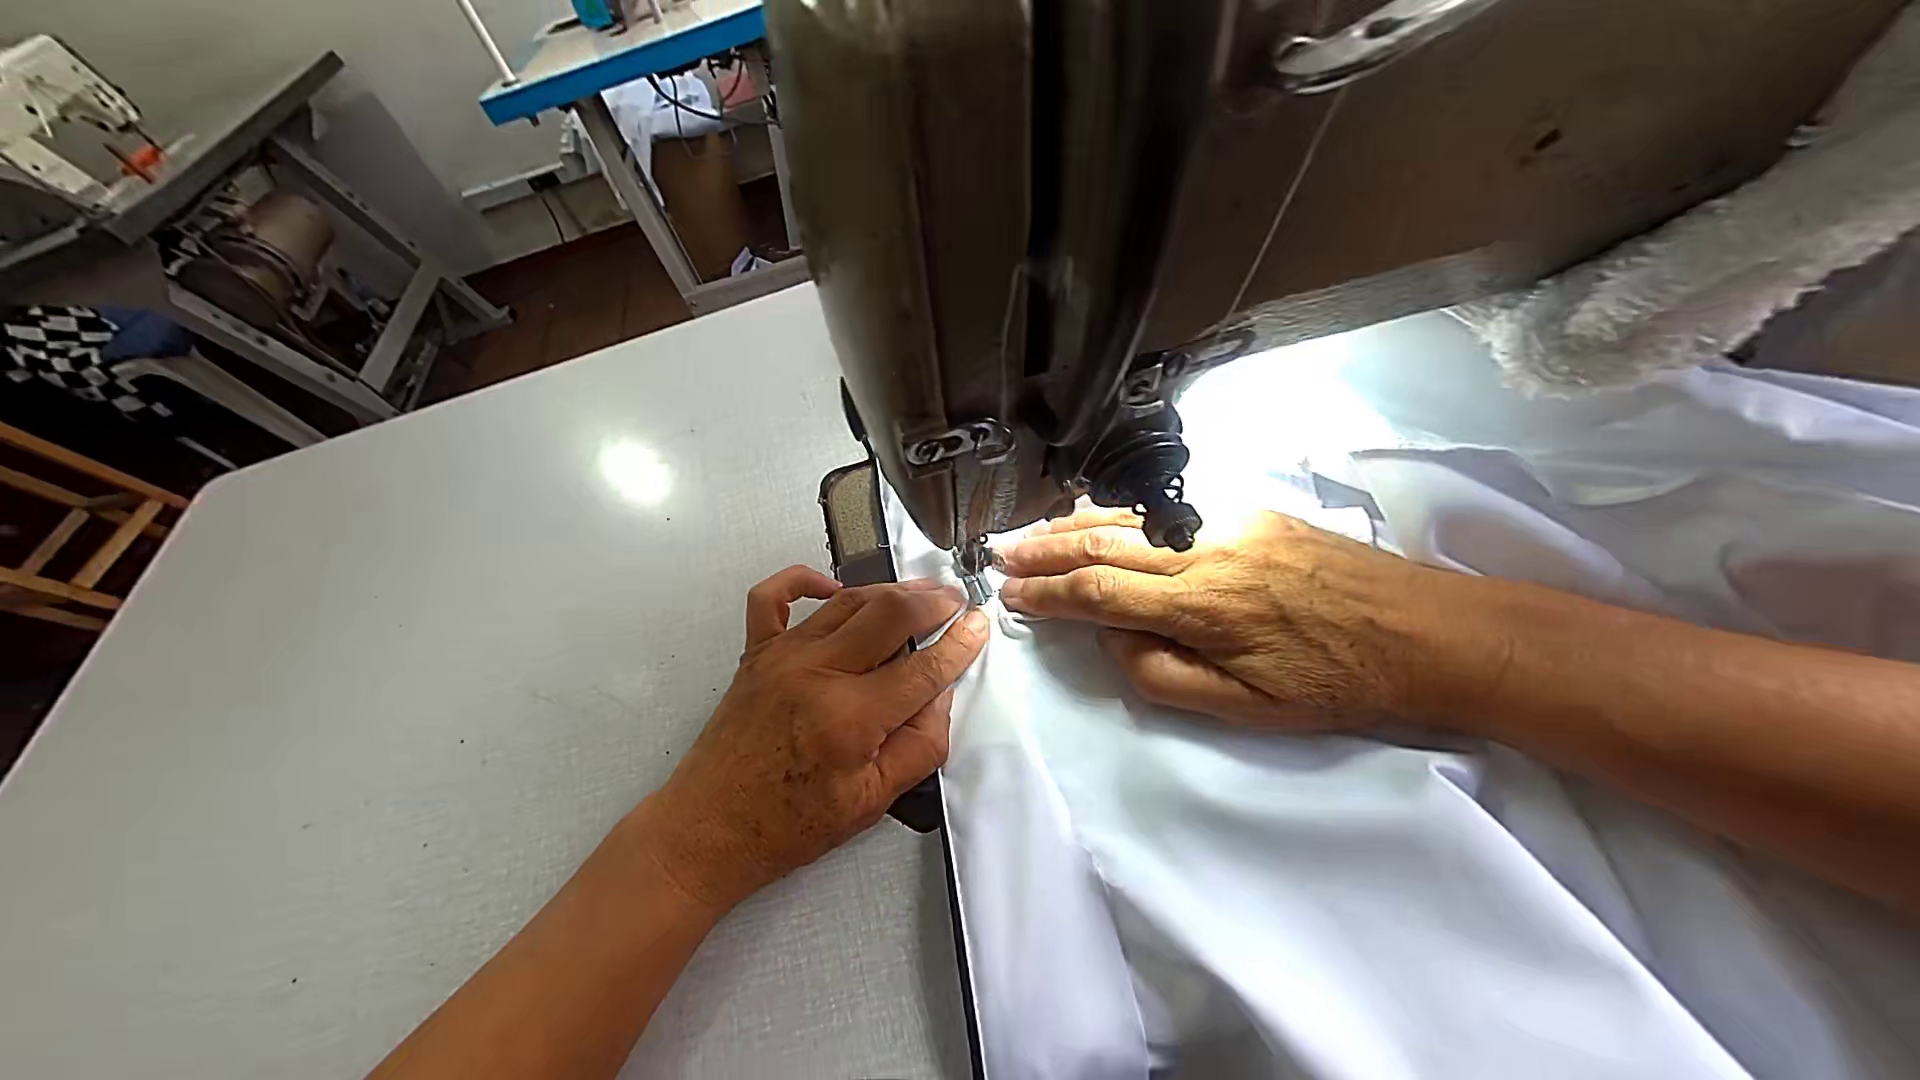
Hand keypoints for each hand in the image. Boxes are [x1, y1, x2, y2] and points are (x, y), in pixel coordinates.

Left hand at [632, 567, 988, 913]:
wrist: (708, 830)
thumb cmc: (789, 825)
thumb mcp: (871, 801)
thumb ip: (919, 745)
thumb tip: (941, 694)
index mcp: (849, 718)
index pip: (922, 669)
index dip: (960, 644)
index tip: (980, 624)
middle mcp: (817, 674)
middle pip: (889, 614)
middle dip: (932, 600)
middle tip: (955, 598)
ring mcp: (782, 657)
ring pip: (847, 601)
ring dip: (889, 589)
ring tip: (918, 591)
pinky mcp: (756, 653)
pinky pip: (774, 597)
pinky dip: (802, 579)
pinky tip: (832, 585)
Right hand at [996, 508, 1458, 729]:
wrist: (1427, 631)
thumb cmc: (1337, 683)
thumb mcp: (1248, 710)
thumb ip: (1163, 676)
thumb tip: (1114, 639)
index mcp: (1201, 606)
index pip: (1099, 593)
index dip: (1048, 594)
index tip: (1012, 596)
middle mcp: (1204, 552)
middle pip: (1103, 544)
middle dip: (1044, 550)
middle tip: (1001, 554)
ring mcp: (1226, 522)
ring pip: (1128, 519)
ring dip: (1071, 526)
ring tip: (1030, 533)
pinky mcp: (1247, 510)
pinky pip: (1163, 509)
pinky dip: (1116, 514)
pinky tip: (1094, 516)